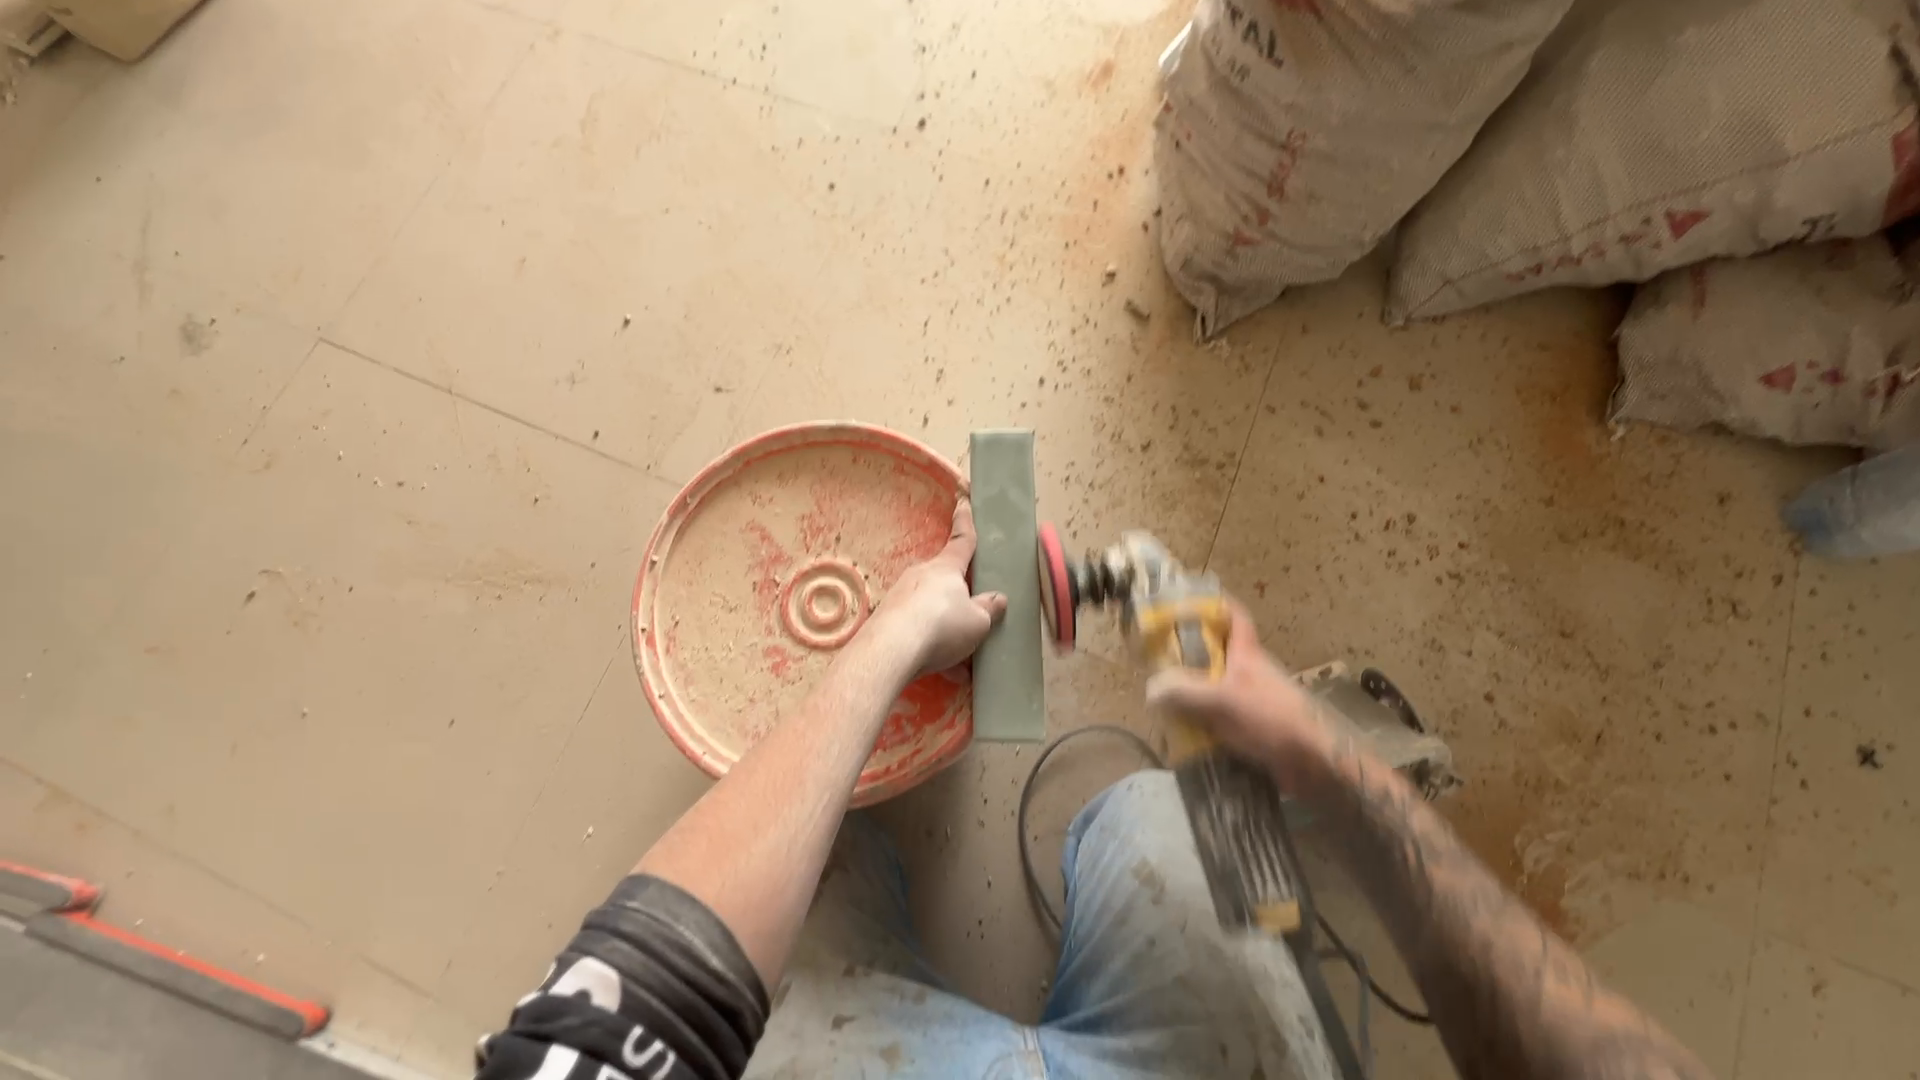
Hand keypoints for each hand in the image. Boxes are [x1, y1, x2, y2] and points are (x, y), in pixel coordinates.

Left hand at [868, 498, 1008, 678]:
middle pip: (946, 582)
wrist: (891, 651)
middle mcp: (920, 576)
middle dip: (959, 600)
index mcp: (946, 568)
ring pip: (932, 612)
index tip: (963, 502)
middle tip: (974, 619)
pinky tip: (948, 673)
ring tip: (964, 662)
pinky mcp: (887, 621)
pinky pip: (918, 631)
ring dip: (948, 632)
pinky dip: (934, 649)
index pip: (961, 540)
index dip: (966, 522)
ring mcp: (901, 598)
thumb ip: (989, 609)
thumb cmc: (942, 625)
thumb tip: (997, 599)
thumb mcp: (978, 621)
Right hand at [1144, 602, 1336, 780]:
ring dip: (1195, 692)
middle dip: (1192, 654)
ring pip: (1218, 687)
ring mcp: (1254, 700)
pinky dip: (1203, 723)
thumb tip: (1151, 689)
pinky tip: (1184, 734)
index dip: (1215, 604)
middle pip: (1220, 653)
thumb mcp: (1222, 700)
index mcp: (1246, 654)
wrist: (1315, 761)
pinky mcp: (1256, 728)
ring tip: (1164, 700)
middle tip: (1160, 658)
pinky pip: (1222, 720)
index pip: (1234, 616)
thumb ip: (1184, 692)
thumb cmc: (1271, 718)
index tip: (1188, 601)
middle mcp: (1251, 672)